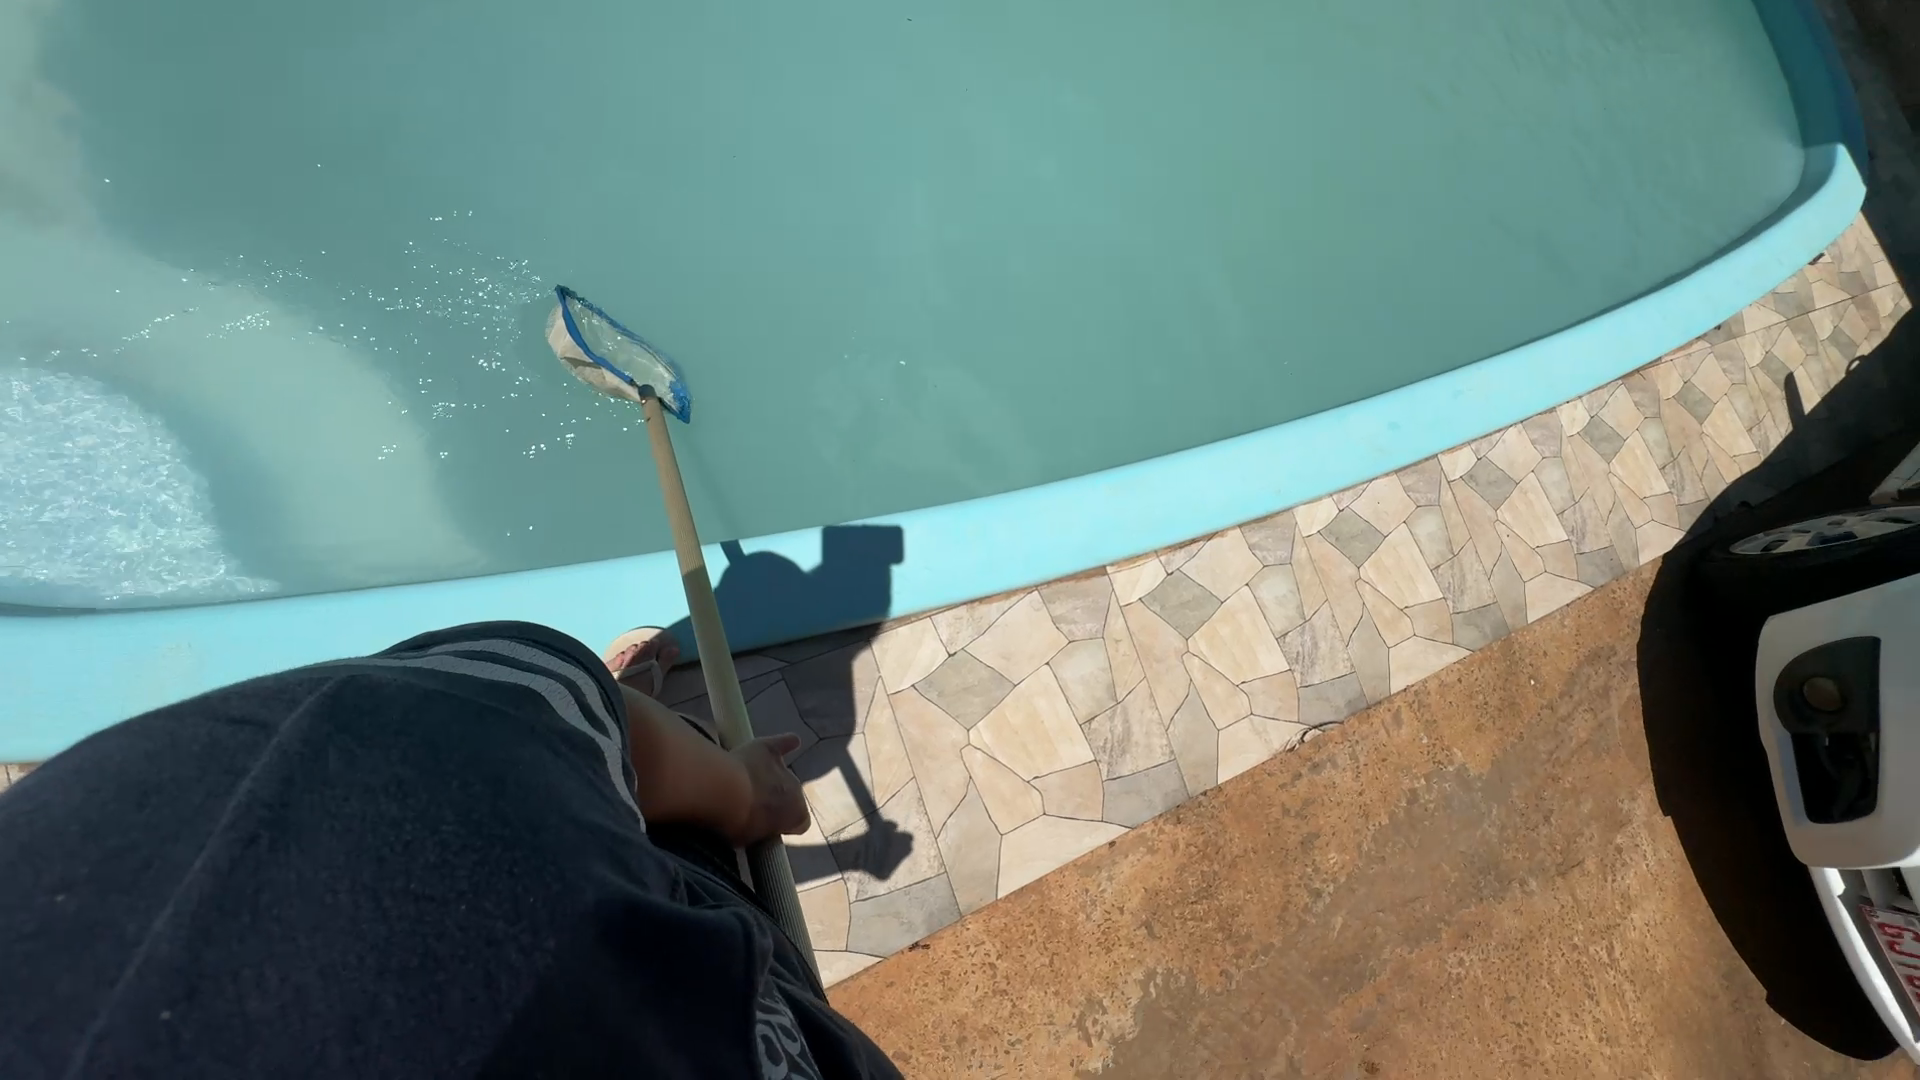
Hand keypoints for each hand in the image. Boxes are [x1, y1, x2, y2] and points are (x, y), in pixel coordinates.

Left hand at [725, 733, 809, 845]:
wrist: (722, 793)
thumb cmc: (735, 823)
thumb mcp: (752, 839)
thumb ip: (763, 831)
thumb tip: (757, 826)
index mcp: (797, 814)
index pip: (800, 822)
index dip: (785, 824)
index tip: (770, 826)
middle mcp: (797, 789)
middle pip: (790, 795)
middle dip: (776, 800)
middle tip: (754, 805)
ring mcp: (782, 767)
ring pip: (783, 773)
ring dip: (771, 778)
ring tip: (753, 782)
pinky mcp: (767, 748)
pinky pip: (782, 744)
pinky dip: (786, 743)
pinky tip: (794, 741)